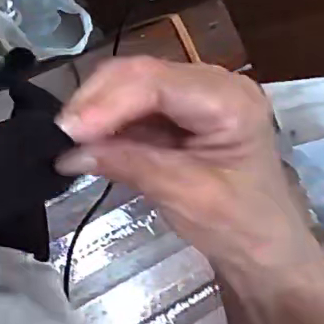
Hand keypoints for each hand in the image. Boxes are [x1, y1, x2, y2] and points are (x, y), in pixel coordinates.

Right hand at [54, 56, 323, 293]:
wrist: (264, 249)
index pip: (153, 83)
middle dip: (92, 102)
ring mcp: (187, 91)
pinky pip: (121, 100)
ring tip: (65, 139)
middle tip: (58, 136)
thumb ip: (128, 165)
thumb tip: (68, 152)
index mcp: (228, 100)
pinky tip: (82, 140)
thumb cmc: (240, 225)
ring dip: (90, 109)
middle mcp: (208, 82)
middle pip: (133, 73)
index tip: (67, 133)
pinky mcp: (167, 106)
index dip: (105, 103)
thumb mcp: (185, 196)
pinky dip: (98, 119)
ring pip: (121, 82)